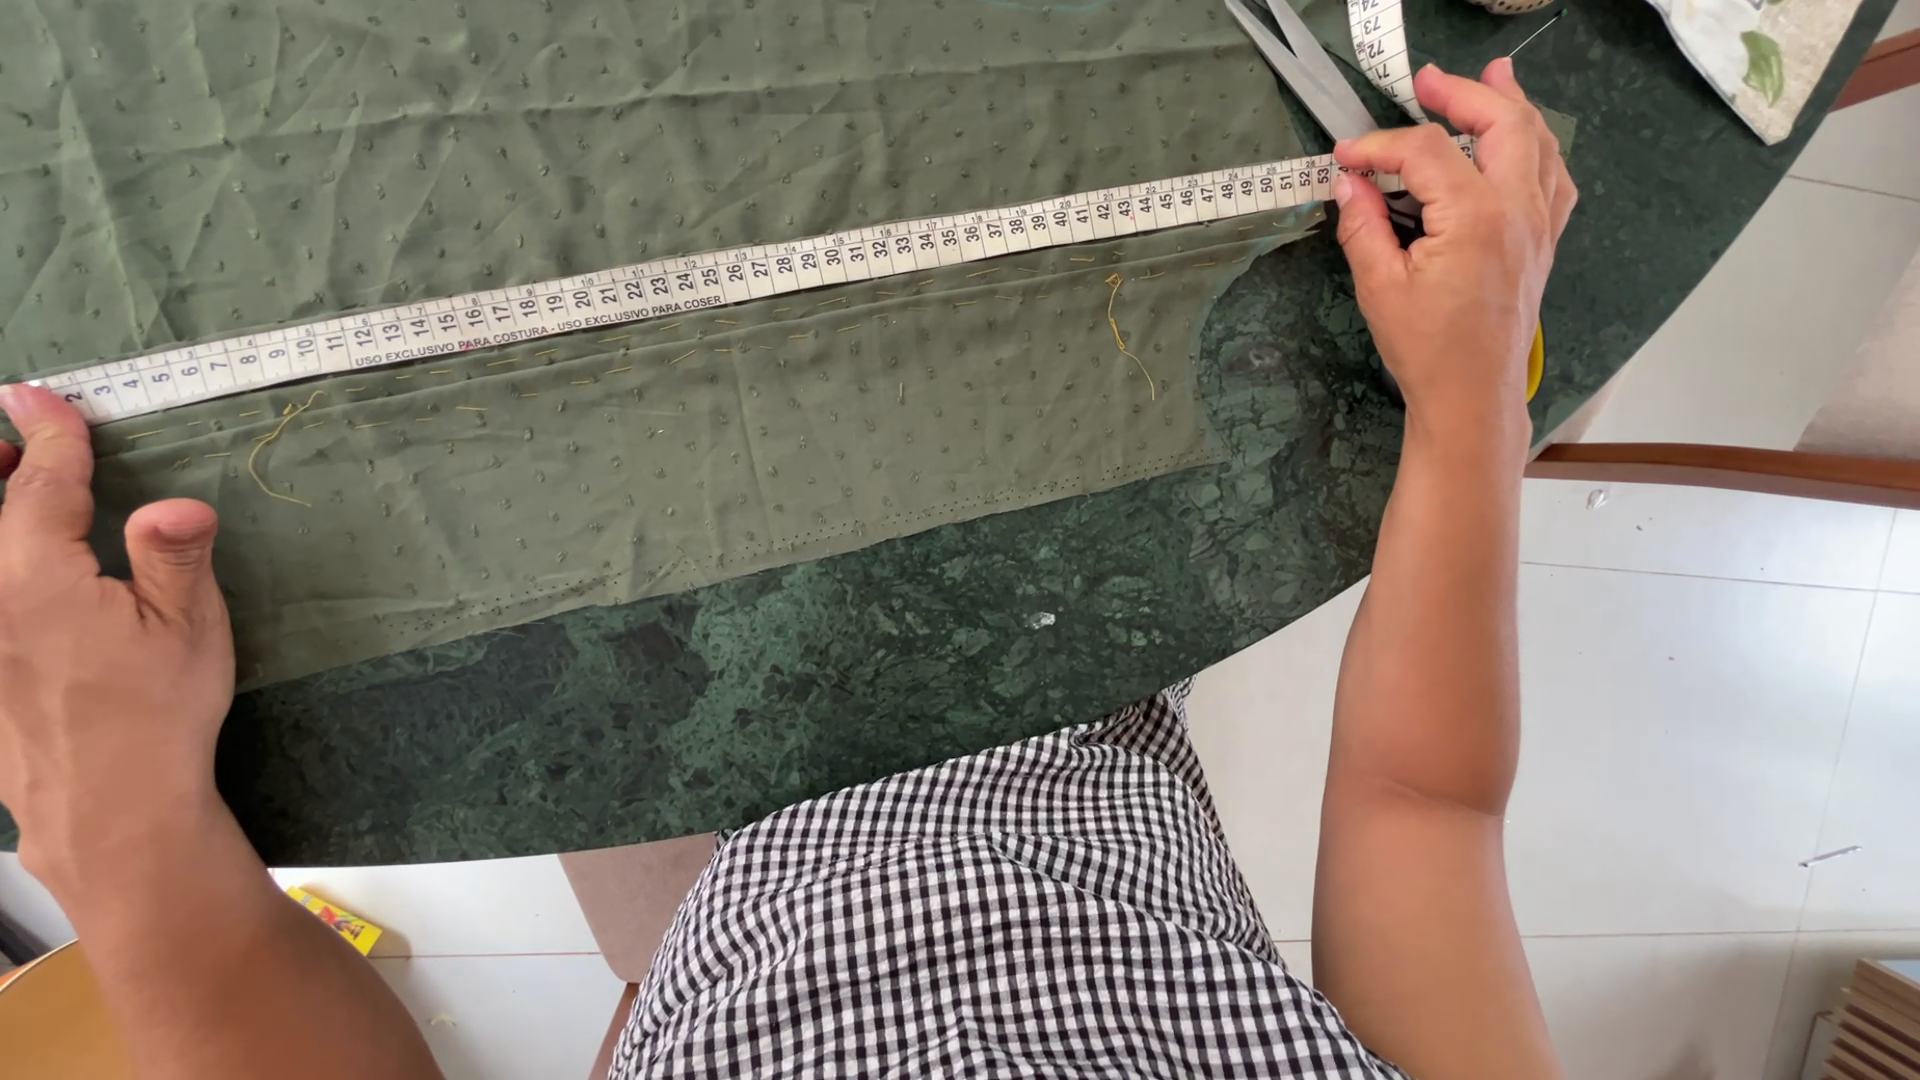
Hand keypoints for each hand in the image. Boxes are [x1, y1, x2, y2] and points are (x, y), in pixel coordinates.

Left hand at [0, 384, 234, 896]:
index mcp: (34, 581)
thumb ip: (174, 559)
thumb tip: (176, 502)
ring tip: (8, 490)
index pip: (40, 491)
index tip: (39, 397)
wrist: (107, 795)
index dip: (49, 440)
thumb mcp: (191, 628)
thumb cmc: (162, 704)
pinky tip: (17, 564)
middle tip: (8, 437)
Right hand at [1332, 60, 1576, 444]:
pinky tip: (1522, 141)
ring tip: (1493, 76)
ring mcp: (1541, 220)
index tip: (1344, 155)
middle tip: (1427, 79)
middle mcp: (1518, 206)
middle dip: (1464, 94)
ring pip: (1539, 140)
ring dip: (1512, 105)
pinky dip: (1536, 146)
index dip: (1381, 145)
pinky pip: (1553, 174)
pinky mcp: (1545, 239)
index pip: (1427, 153)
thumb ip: (1363, 228)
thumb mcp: (1379, 288)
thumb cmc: (1422, 345)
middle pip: (1503, 123)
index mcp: (1474, 216)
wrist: (1470, 391)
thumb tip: (1347, 184)